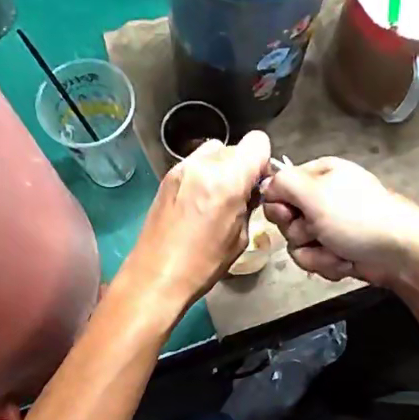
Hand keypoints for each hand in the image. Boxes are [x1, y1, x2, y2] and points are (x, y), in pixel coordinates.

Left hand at [120, 129, 272, 311]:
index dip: (263, 161)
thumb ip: (248, 205)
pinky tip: (199, 204)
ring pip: (213, 153)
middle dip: (241, 168)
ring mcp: (181, 169)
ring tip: (218, 199)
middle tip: (239, 196)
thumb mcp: (240, 237)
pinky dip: (203, 176)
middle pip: (234, 147)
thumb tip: (250, 191)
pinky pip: (195, 165)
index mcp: (227, 180)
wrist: (155, 276)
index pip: (257, 143)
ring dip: (221, 170)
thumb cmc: (202, 264)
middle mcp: (203, 165)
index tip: (259, 183)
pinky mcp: (167, 177)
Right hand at [260, 157, 418, 288]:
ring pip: (297, 244)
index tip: (288, 213)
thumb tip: (265, 186)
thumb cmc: (359, 217)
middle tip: (319, 232)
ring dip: (316, 253)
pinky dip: (328, 264)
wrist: (399, 254)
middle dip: (300, 232)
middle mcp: (322, 198)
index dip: (279, 203)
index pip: (278, 187)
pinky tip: (346, 261)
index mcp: (319, 174)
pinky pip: (314, 260)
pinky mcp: (336, 251)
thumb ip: (282, 183)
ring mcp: (330, 226)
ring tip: (339, 250)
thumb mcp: (315, 192)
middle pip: (285, 219)